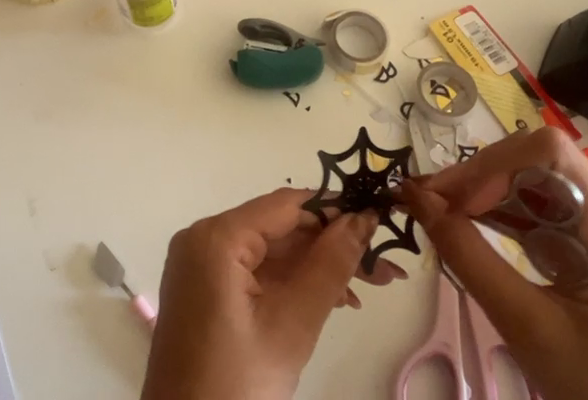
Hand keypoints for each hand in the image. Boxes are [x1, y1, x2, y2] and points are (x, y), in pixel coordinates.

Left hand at [140, 188, 407, 399]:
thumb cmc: (237, 381)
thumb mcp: (292, 324)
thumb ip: (329, 267)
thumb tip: (360, 219)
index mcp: (216, 237)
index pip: (285, 205)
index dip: (334, 210)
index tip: (380, 222)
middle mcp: (203, 238)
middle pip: (279, 227)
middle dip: (332, 244)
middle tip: (386, 269)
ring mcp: (200, 264)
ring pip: (270, 251)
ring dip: (317, 266)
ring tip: (371, 289)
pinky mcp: (204, 289)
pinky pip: (254, 271)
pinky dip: (291, 282)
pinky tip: (332, 299)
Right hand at [396, 127, 587, 399]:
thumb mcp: (526, 326)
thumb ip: (469, 259)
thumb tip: (417, 201)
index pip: (549, 155)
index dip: (493, 166)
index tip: (452, 202)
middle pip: (537, 161)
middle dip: (478, 176)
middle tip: (428, 204)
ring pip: (532, 180)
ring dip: (481, 191)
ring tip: (436, 212)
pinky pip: (538, 209)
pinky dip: (496, 211)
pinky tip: (466, 227)